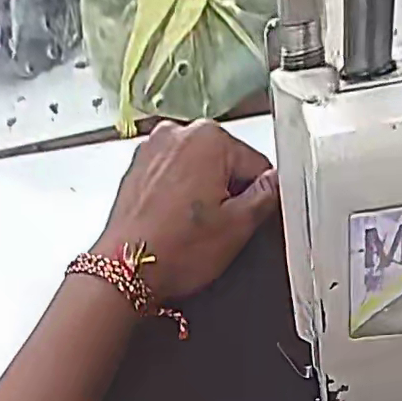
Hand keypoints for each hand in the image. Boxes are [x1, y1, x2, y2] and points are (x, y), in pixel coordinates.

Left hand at [92, 118, 278, 302]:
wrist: (126, 268)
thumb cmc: (176, 250)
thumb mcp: (238, 227)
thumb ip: (265, 197)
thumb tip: (274, 183)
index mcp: (210, 138)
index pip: (257, 165)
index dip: (259, 198)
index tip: (249, 220)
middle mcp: (178, 132)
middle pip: (226, 164)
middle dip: (229, 194)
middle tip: (220, 229)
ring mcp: (154, 148)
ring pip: (199, 172)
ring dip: (204, 197)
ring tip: (194, 229)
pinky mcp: (138, 168)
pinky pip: (174, 179)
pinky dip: (180, 199)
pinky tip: (177, 225)